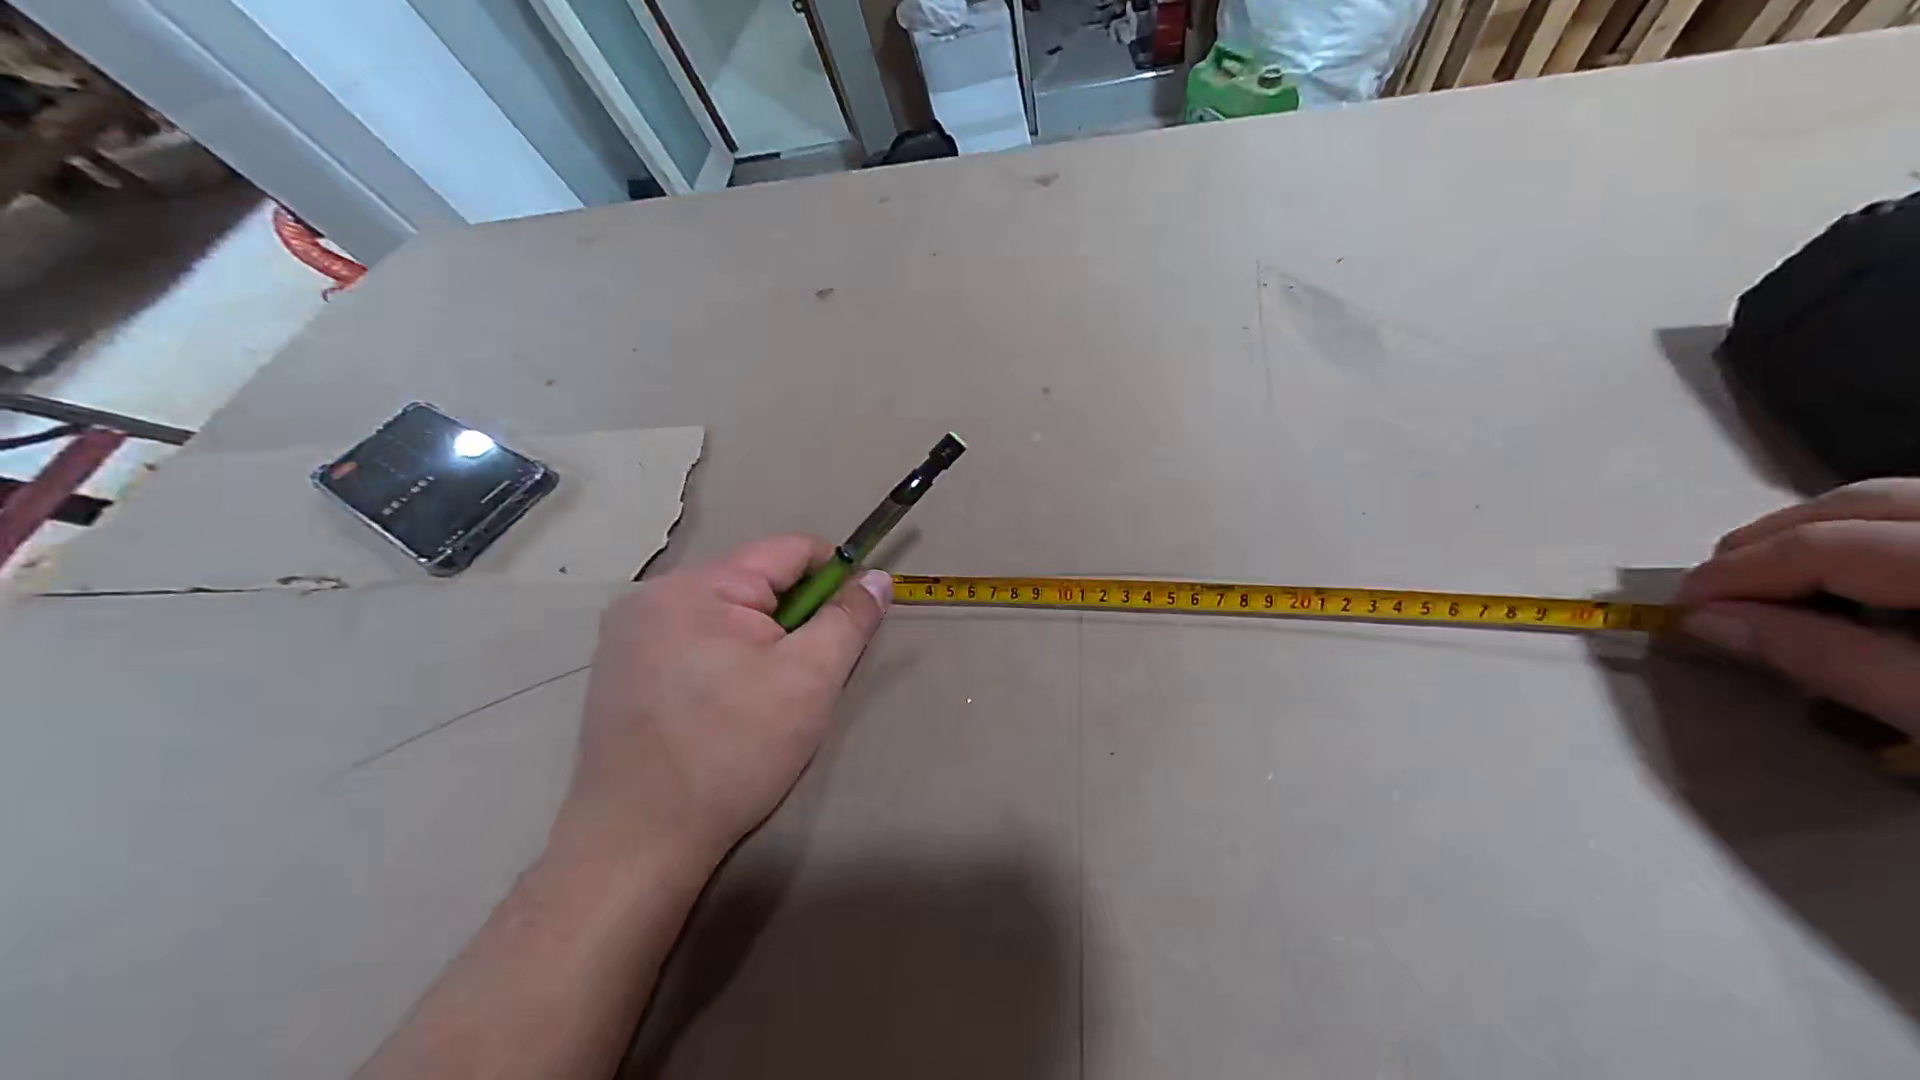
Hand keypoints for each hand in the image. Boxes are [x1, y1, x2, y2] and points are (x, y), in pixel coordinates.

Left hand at [552, 535, 891, 866]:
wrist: (638, 842)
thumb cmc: (734, 752)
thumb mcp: (810, 680)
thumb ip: (848, 620)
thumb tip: (878, 578)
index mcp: (697, 586)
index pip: (788, 551)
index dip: (835, 575)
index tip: (855, 615)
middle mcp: (653, 595)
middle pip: (754, 581)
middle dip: (793, 618)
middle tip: (808, 672)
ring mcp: (628, 633)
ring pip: (724, 613)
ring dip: (761, 639)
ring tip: (767, 696)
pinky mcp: (619, 669)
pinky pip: (692, 639)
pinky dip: (725, 658)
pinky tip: (727, 706)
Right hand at [1676, 478, 1919, 735]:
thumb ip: (1823, 658)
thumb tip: (1705, 622)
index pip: (1825, 547)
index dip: (1737, 575)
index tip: (1677, 609)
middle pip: (1858, 504)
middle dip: (1766, 543)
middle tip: (1713, 592)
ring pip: (1892, 502)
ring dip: (1812, 537)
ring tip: (1771, 585)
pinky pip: (1917, 518)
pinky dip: (1867, 540)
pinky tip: (1852, 585)